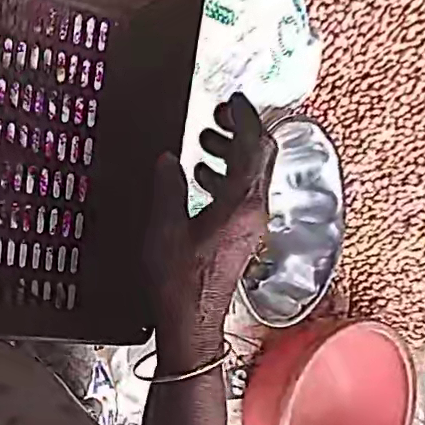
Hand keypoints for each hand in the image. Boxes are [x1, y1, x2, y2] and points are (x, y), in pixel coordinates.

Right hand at [143, 93, 273, 371]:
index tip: (232, 102)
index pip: (253, 147)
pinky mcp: (242, 239)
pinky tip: (200, 179)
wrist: (191, 322)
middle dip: (240, 133)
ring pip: (250, 177)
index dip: (244, 119)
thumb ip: (169, 188)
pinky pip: (241, 197)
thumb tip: (168, 160)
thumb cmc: (179, 282)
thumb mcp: (165, 229)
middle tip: (216, 118)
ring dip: (231, 156)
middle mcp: (254, 212)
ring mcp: (251, 227)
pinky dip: (225, 179)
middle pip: (259, 158)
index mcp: (240, 204)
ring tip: (203, 146)